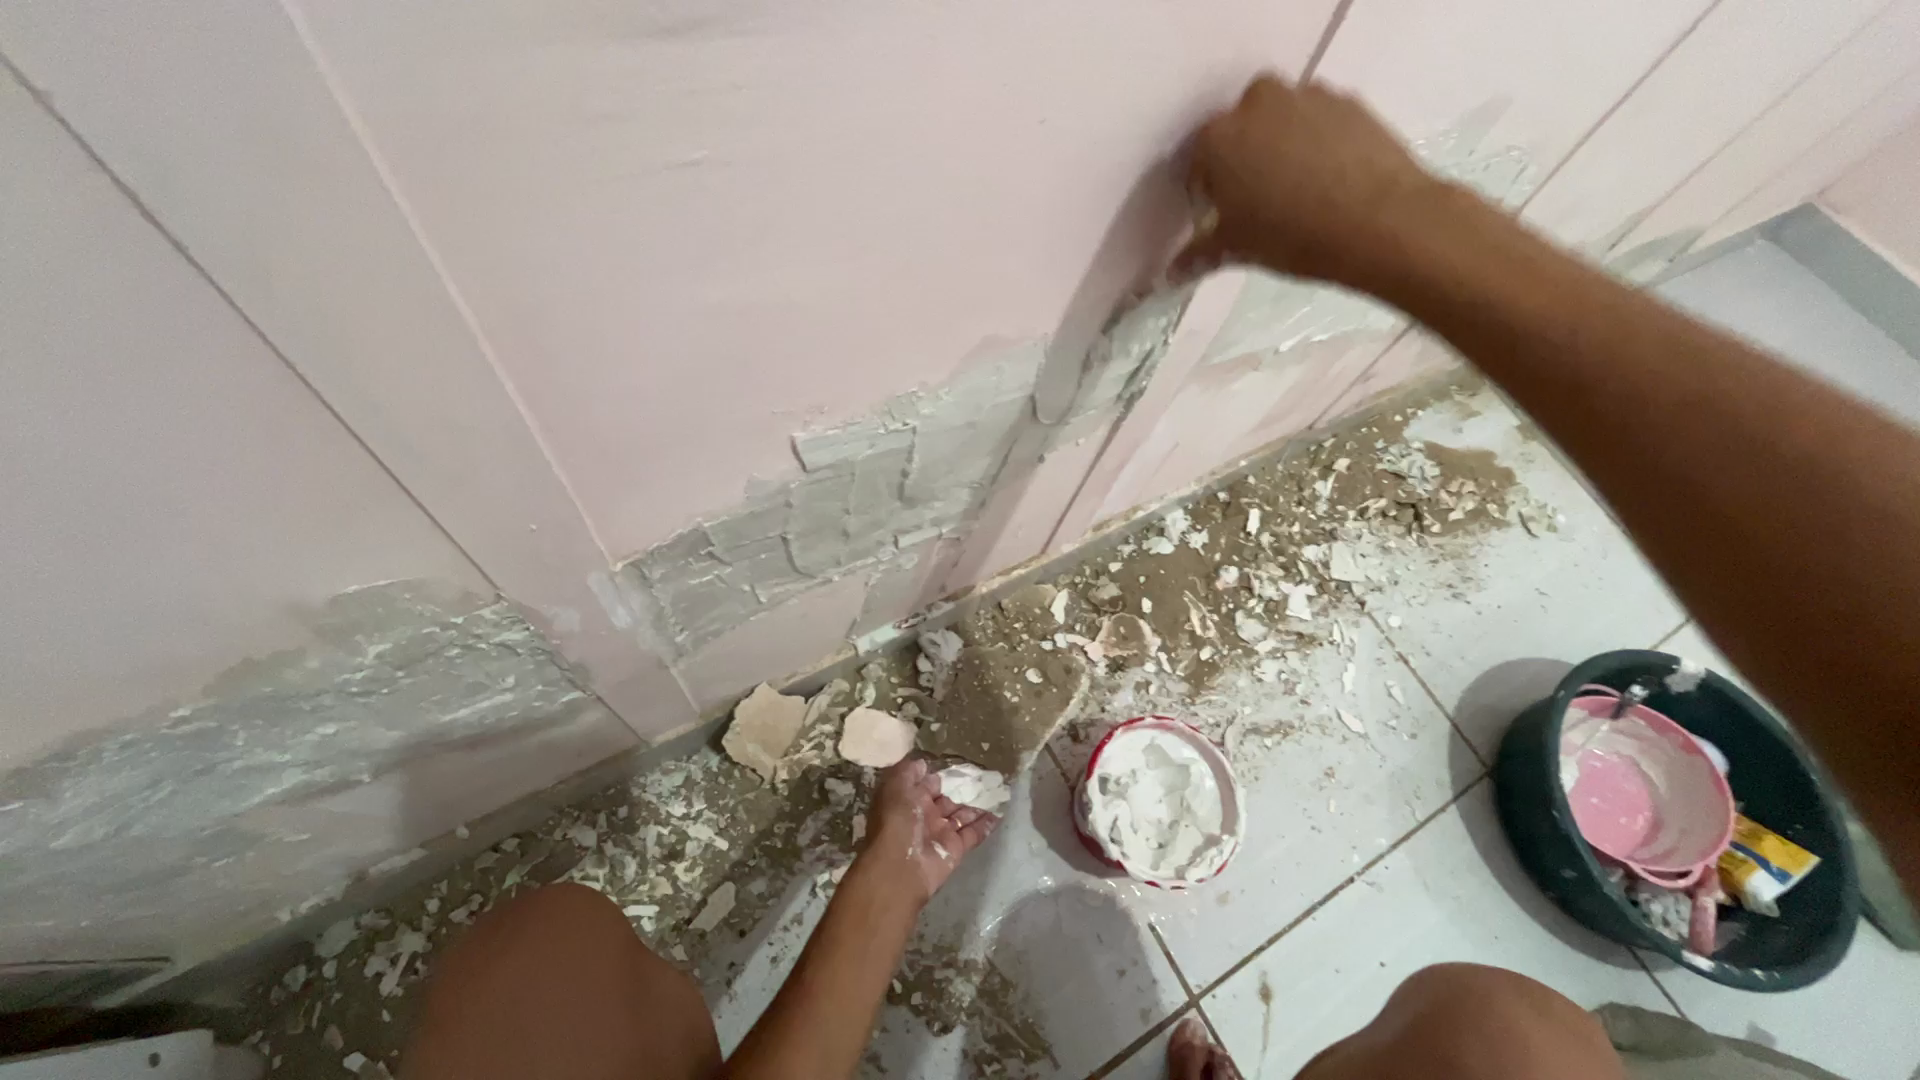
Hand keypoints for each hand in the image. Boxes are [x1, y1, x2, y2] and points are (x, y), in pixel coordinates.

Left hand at [856, 759, 999, 906]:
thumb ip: (909, 771)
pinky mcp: (955, 849)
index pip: (930, 784)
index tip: (964, 763)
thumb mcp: (896, 787)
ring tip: (999, 789)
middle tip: (987, 775)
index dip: (944, 774)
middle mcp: (926, 815)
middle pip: (949, 798)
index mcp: (909, 800)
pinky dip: (986, 824)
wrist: (900, 866)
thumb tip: (923, 762)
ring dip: (979, 803)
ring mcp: (941, 832)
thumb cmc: (896, 820)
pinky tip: (1000, 812)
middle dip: (965, 788)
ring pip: (963, 814)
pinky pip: (973, 833)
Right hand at [1173, 74, 1440, 288]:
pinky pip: (1318, 121)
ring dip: (1279, 148)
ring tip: (1296, 192)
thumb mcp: (1237, 249)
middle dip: (1242, 161)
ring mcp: (1306, 96)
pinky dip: (1316, 143)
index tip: (1219, 218)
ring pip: (1279, 122)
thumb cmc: (1290, 235)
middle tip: (1257, 202)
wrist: (1379, 220)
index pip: (1197, 165)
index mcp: (1217, 139)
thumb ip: (1200, 254)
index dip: (1206, 195)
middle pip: (1238, 132)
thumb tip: (1172, 273)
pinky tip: (1327, 180)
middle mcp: (1256, 104)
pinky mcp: (1348, 101)